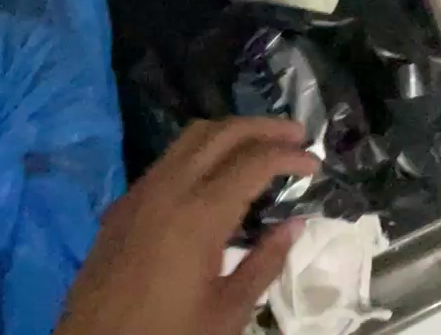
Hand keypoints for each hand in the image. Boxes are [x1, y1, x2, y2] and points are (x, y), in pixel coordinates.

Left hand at [55, 117, 320, 334]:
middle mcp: (170, 186)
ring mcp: (143, 189)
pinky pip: (170, 157)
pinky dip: (202, 149)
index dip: (289, 156)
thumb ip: (264, 263)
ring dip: (232, 131)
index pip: (254, 162)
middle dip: (265, 127)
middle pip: (224, 132)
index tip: (315, 162)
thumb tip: (296, 223)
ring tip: (262, 143)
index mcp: (199, 214)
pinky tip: (218, 172)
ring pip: (193, 135)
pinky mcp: (125, 201)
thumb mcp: (226, 314)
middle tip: (298, 134)